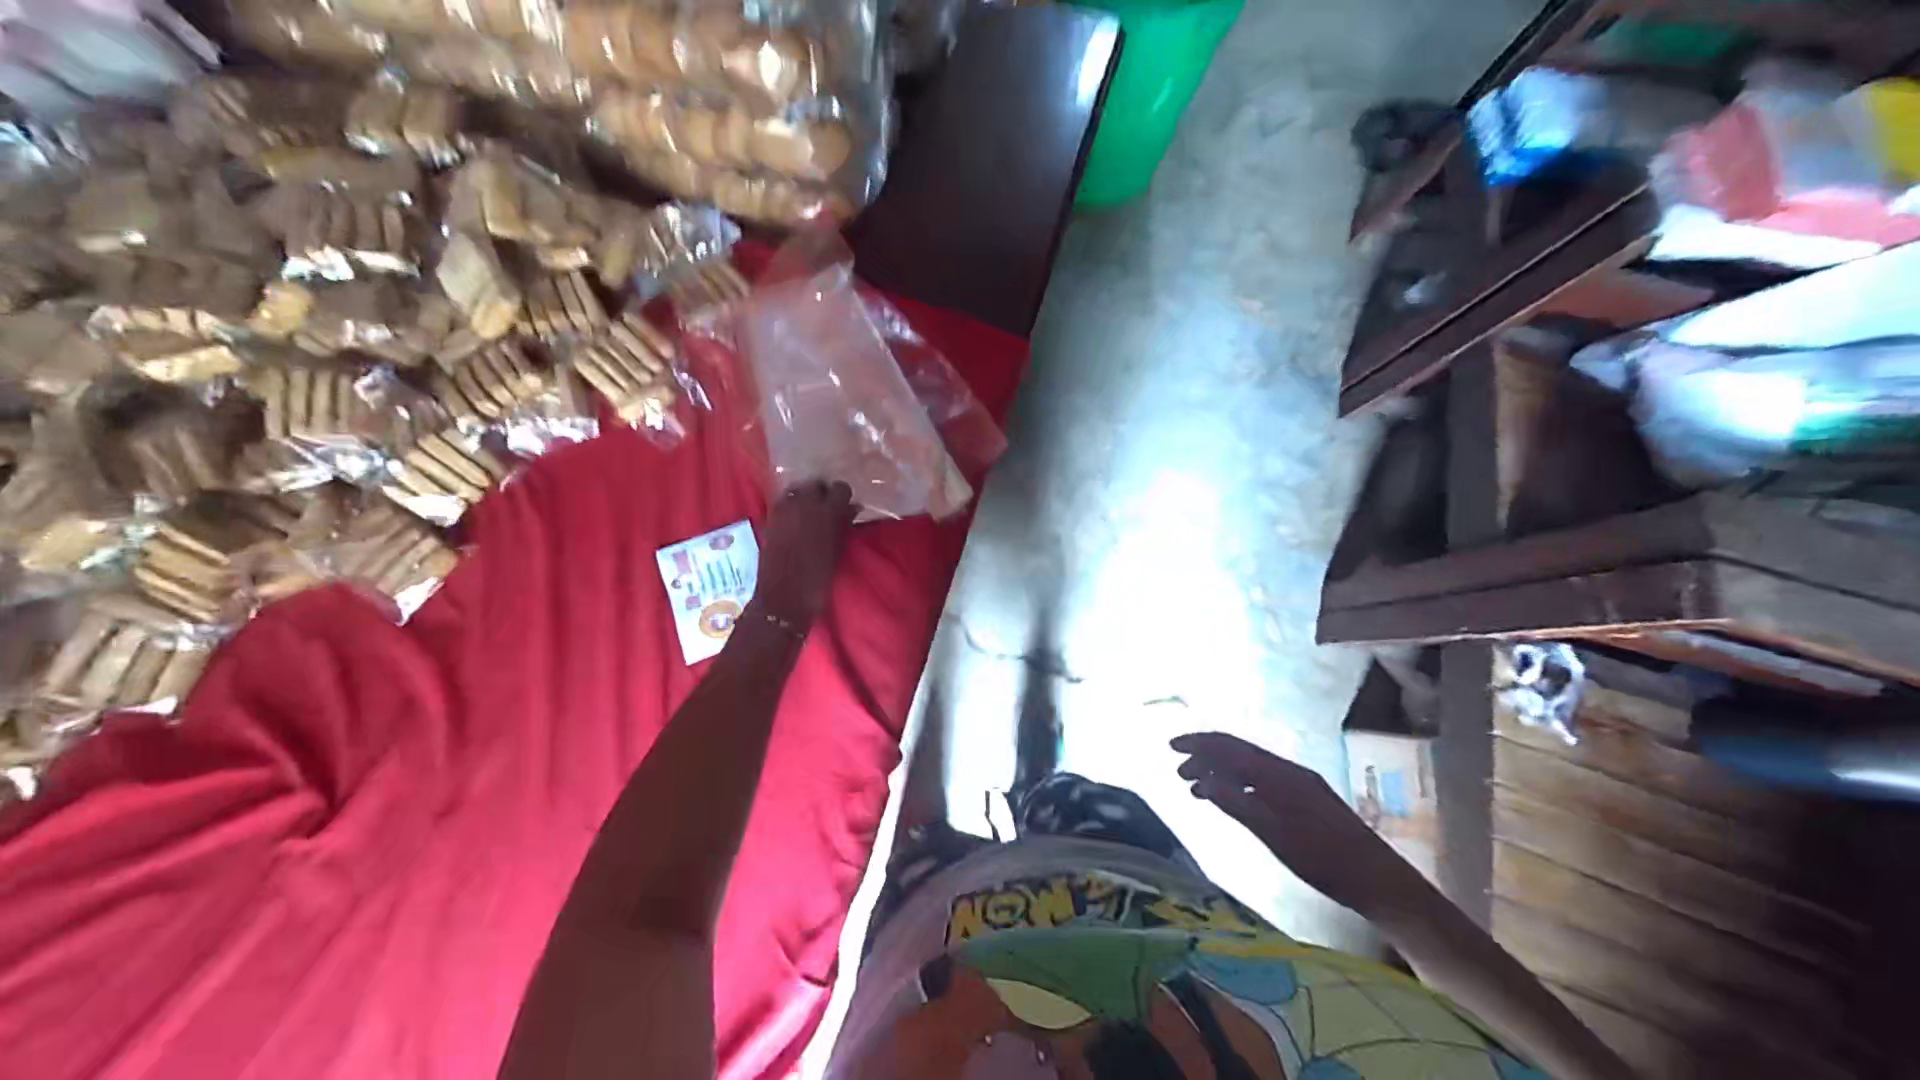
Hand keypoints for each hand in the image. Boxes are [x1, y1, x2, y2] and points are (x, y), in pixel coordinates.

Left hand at [754, 481, 854, 626]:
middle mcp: (804, 504)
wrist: (783, 598)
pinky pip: (783, 502)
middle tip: (827, 509)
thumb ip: (845, 525)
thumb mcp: (838, 551)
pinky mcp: (770, 519)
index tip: (845, 507)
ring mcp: (783, 510)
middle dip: (822, 492)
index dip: (843, 497)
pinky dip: (790, 505)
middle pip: (816, 484)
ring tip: (809, 513)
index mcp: (827, 512)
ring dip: (804, 497)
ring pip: (797, 489)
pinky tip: (795, 521)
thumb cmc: (817, 579)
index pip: (840, 488)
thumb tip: (853, 507)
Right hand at [1172, 732, 1418, 914]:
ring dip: (1221, 771)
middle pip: (1238, 752)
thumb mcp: (1274, 835)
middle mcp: (1288, 771)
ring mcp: (1299, 784)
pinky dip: (1239, 783)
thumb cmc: (1324, 860)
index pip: (1230, 747)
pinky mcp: (1306, 799)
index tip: (1172, 748)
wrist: (1380, 882)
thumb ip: (1237, 804)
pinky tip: (1231, 798)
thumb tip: (1201, 781)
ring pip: (1250, 766)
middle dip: (1206, 757)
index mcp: (1279, 774)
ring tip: (1197, 788)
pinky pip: (1262, 779)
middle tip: (1179, 774)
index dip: (1199, 744)